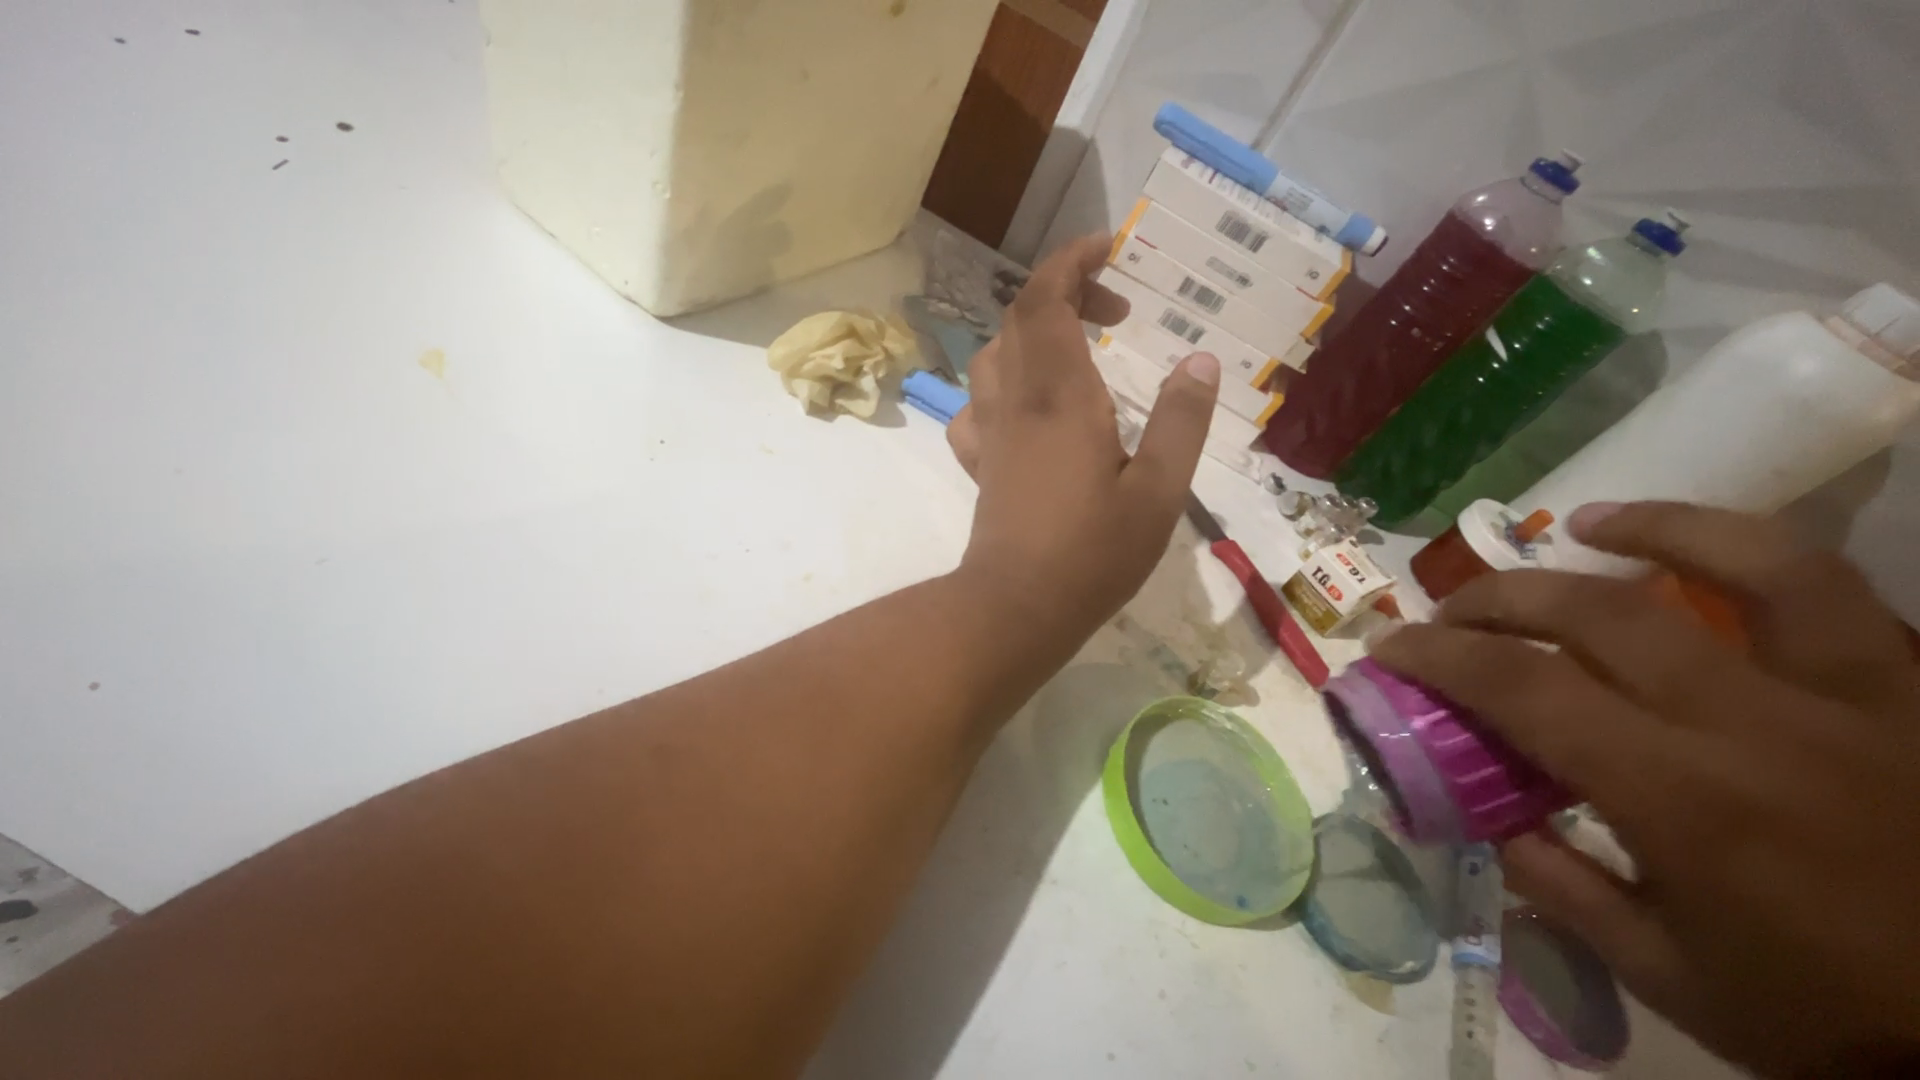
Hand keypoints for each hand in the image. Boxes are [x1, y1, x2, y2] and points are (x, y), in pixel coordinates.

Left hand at [946, 235, 1220, 639]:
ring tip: (1079, 351)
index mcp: (1061, 396)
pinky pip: (979, 404)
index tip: (1111, 248)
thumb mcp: (1159, 491)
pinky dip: (1005, 384)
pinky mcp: (980, 462)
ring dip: (1034, 333)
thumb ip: (1181, 422)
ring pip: (995, 354)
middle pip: (1020, 318)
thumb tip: (1200, 362)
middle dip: (1066, 292)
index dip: (1072, 262)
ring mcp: (991, 431)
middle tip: (1119, 311)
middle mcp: (1017, 401)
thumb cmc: (1093, 553)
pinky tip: (1029, 407)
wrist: (1016, 607)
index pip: (1046, 300)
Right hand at [1372, 502, 1919, 1077]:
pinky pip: (1832, 592)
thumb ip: (1562, 886)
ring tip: (1576, 526)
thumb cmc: (1823, 1014)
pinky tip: (1697, 546)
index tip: (1389, 648)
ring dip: (1642, 534)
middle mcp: (1754, 723)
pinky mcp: (1905, 692)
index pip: (1524, 691)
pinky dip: (1749, 550)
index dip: (1440, 657)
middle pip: (1595, 617)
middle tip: (1446, 614)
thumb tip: (1490, 818)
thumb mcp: (1665, 973)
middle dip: (1495, 602)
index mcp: (1681, 797)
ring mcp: (1847, 696)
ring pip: (1746, 567)